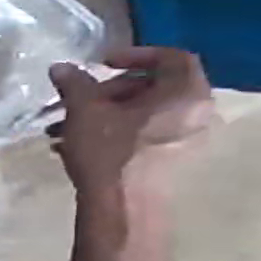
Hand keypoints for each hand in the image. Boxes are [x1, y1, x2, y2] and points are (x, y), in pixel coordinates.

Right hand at [49, 47, 213, 195]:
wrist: (123, 207)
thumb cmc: (109, 152)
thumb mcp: (84, 110)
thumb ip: (74, 83)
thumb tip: (62, 68)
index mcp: (185, 94)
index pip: (173, 58)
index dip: (136, 54)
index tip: (102, 64)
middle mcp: (198, 113)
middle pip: (156, 86)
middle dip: (111, 89)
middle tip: (79, 98)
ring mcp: (189, 139)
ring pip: (146, 112)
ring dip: (107, 111)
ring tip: (67, 126)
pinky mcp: (174, 159)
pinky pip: (146, 132)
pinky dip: (116, 129)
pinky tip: (79, 143)